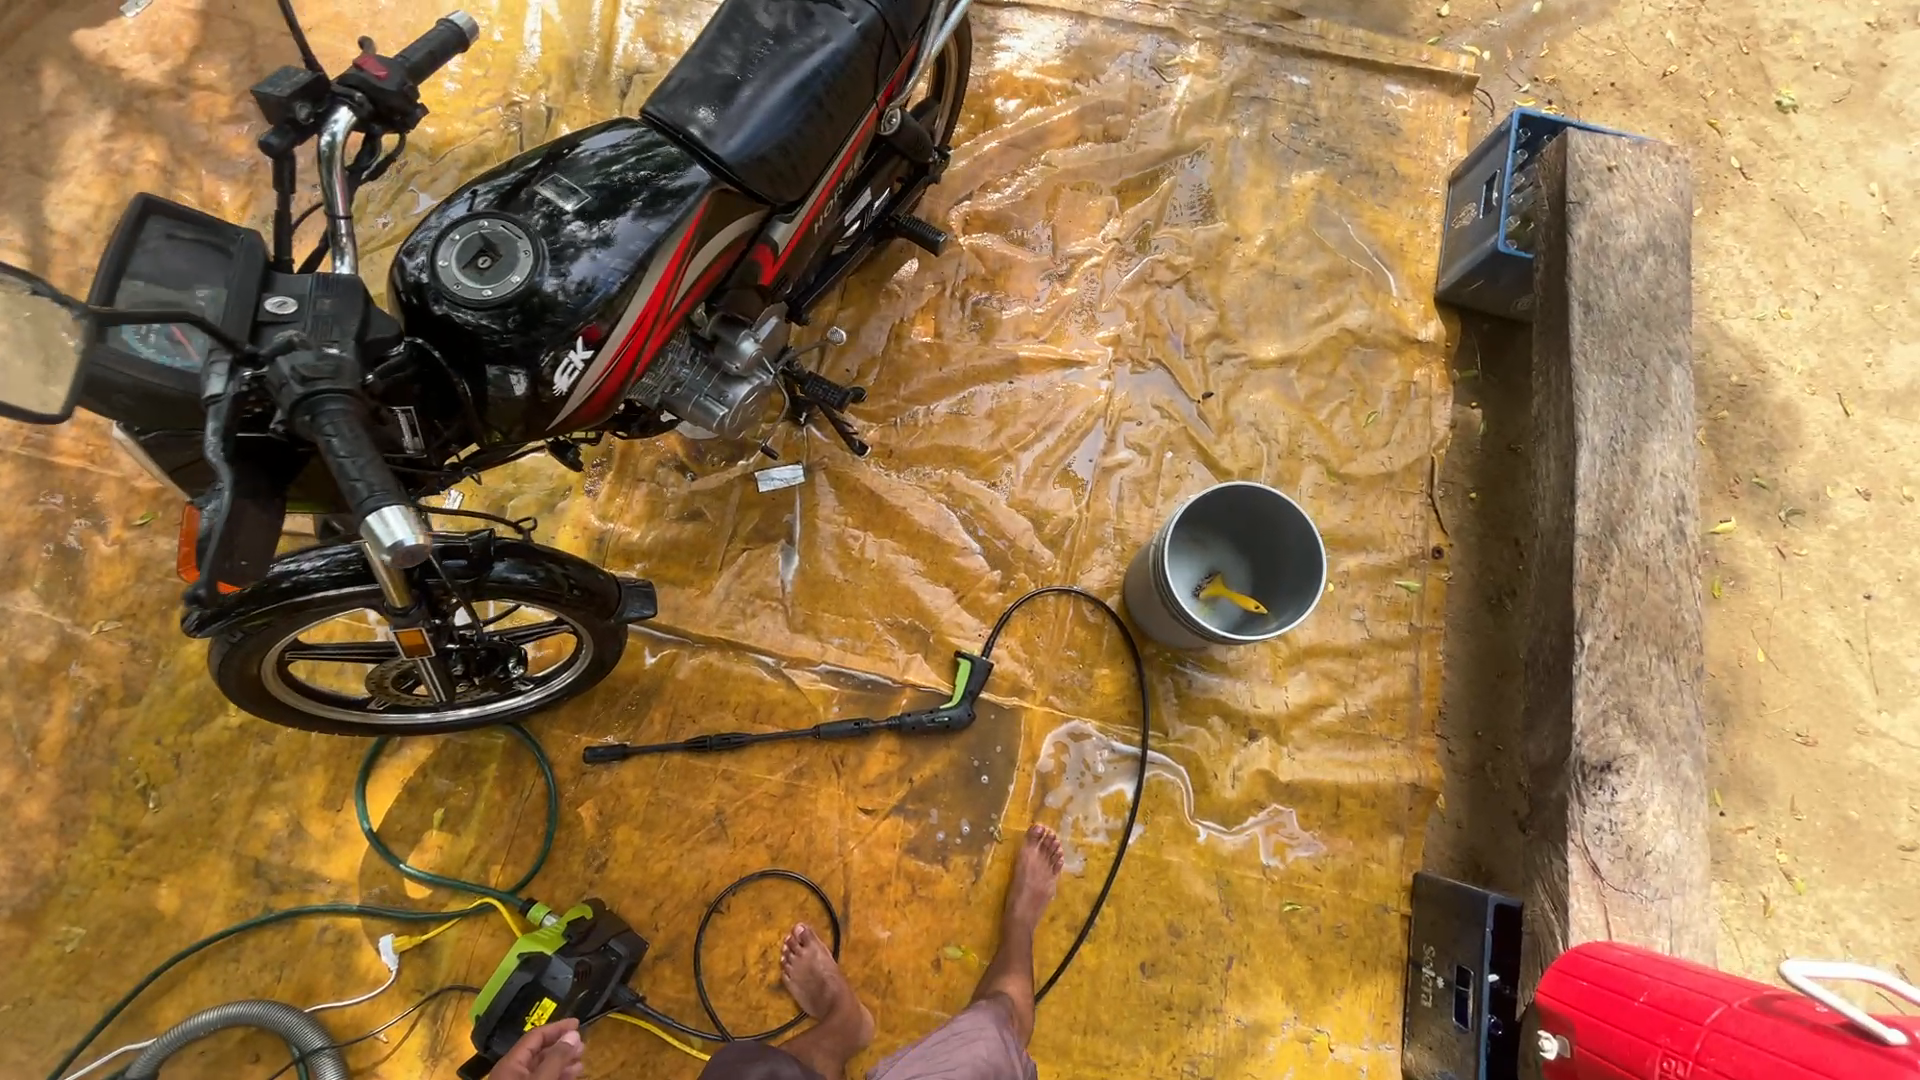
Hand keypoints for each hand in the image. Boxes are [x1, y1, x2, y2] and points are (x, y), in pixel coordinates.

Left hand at [493, 1017, 583, 1079]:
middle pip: (539, 1051)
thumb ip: (557, 1057)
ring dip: (562, 1062)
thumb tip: (573, 1033)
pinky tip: (570, 1076)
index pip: (536, 1035)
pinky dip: (556, 1075)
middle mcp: (510, 1072)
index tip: (577, 1024)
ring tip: (580, 1064)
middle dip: (563, 1047)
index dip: (558, 1027)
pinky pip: (540, 1079)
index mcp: (510, 1063)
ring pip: (541, 1068)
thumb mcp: (541, 1079)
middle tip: (582, 1046)